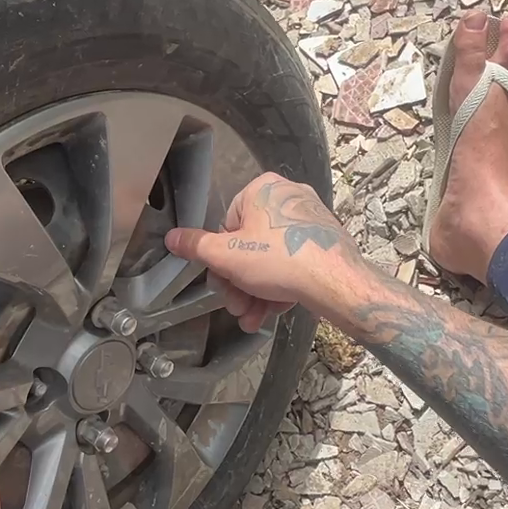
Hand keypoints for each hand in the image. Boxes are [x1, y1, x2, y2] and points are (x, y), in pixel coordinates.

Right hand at [164, 172, 358, 331]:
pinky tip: (274, 312)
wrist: (335, 281)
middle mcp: (288, 197)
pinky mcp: (326, 241)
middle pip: (250, 246)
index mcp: (262, 190)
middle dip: (239, 284)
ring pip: (272, 260)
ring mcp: (310, 219)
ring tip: (252, 319)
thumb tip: (172, 238)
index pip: (228, 226)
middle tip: (236, 308)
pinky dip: (281, 287)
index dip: (221, 261)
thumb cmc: (278, 261)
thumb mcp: (227, 256)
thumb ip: (197, 247)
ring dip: (257, 293)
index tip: (222, 284)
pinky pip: (294, 263)